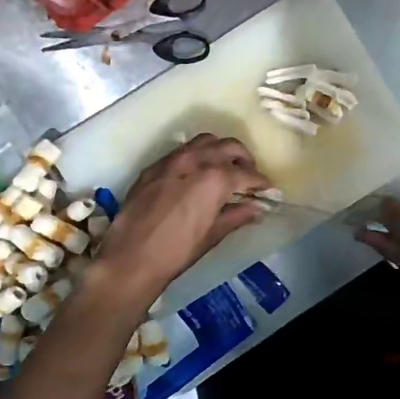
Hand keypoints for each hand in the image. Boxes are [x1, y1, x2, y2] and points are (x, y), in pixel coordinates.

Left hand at [98, 135, 272, 293]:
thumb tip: (257, 209)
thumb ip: (238, 215)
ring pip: (205, 141)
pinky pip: (182, 151)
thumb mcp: (214, 233)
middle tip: (248, 176)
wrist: (131, 257)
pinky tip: (196, 175)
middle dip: (244, 159)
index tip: (268, 189)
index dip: (261, 182)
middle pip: (229, 146)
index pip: (248, 174)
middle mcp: (196, 161)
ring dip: (220, 150)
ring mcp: (172, 160)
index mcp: (216, 178)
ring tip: (224, 168)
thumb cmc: (179, 250)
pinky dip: (196, 156)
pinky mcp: (154, 167)